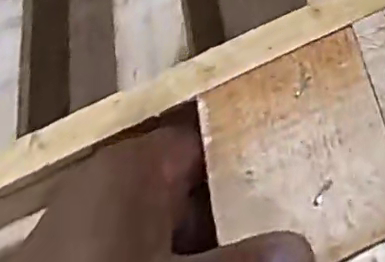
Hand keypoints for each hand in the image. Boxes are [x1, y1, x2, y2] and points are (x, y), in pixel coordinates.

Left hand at [14, 120, 312, 261]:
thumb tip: (303, 248)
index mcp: (137, 162)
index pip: (212, 134)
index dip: (253, 152)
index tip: (292, 168)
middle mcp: (116, 180)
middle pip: (196, 181)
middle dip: (236, 208)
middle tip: (279, 221)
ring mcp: (93, 223)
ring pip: (171, 220)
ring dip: (208, 239)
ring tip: (253, 248)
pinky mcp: (80, 255)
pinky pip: (142, 242)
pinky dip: (176, 253)